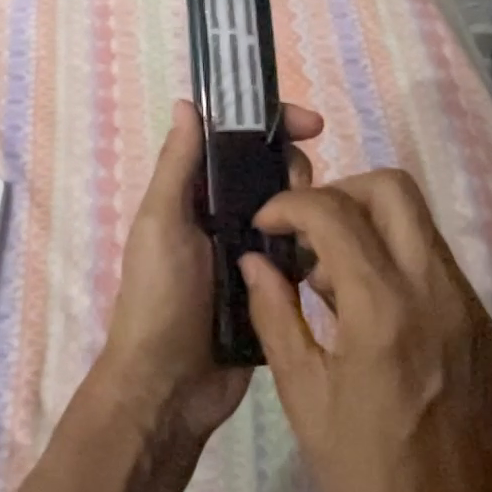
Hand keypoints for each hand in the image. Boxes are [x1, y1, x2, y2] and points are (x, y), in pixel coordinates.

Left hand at [92, 99, 321, 444]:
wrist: (171, 388)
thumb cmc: (160, 297)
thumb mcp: (161, 223)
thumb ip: (178, 165)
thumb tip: (186, 103)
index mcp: (195, 195)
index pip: (236, 142)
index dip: (271, 125)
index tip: (311, 124)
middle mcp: (224, 217)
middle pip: (273, 173)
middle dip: (294, 171)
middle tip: (303, 194)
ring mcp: (251, 254)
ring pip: (294, 212)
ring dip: (311, 211)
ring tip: (317, 231)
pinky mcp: (272, 289)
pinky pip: (303, 256)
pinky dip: (317, 249)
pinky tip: (331, 256)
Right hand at [239, 170, 491, 491]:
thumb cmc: (362, 473)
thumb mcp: (302, 396)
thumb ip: (274, 314)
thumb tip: (253, 260)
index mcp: (384, 310)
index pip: (334, 213)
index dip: (290, 205)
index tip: (266, 224)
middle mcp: (436, 291)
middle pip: (393, 188)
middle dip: (340, 192)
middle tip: (307, 231)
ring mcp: (469, 306)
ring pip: (420, 221)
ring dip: (370, 224)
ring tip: (332, 276)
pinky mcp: (486, 325)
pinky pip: (437, 263)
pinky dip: (398, 259)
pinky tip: (371, 307)